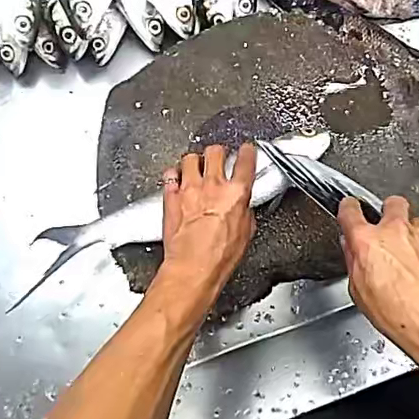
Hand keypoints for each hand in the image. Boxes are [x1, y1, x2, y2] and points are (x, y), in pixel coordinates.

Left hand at [156, 143, 256, 301]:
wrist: (193, 268)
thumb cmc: (218, 257)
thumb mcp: (245, 234)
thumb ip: (244, 212)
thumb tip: (242, 206)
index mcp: (236, 194)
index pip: (246, 161)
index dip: (248, 152)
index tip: (247, 150)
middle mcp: (213, 186)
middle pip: (215, 151)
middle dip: (219, 152)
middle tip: (219, 157)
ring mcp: (189, 189)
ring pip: (190, 157)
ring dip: (195, 161)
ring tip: (196, 167)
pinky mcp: (171, 196)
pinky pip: (170, 174)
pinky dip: (175, 174)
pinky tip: (178, 180)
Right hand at [338, 196, 418, 392]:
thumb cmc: (403, 316)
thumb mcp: (360, 294)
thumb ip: (355, 263)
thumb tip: (354, 252)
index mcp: (368, 241)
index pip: (350, 210)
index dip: (349, 209)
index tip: (351, 209)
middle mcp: (398, 231)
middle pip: (392, 204)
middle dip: (390, 212)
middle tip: (389, 231)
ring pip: (418, 223)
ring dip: (414, 237)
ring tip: (414, 263)